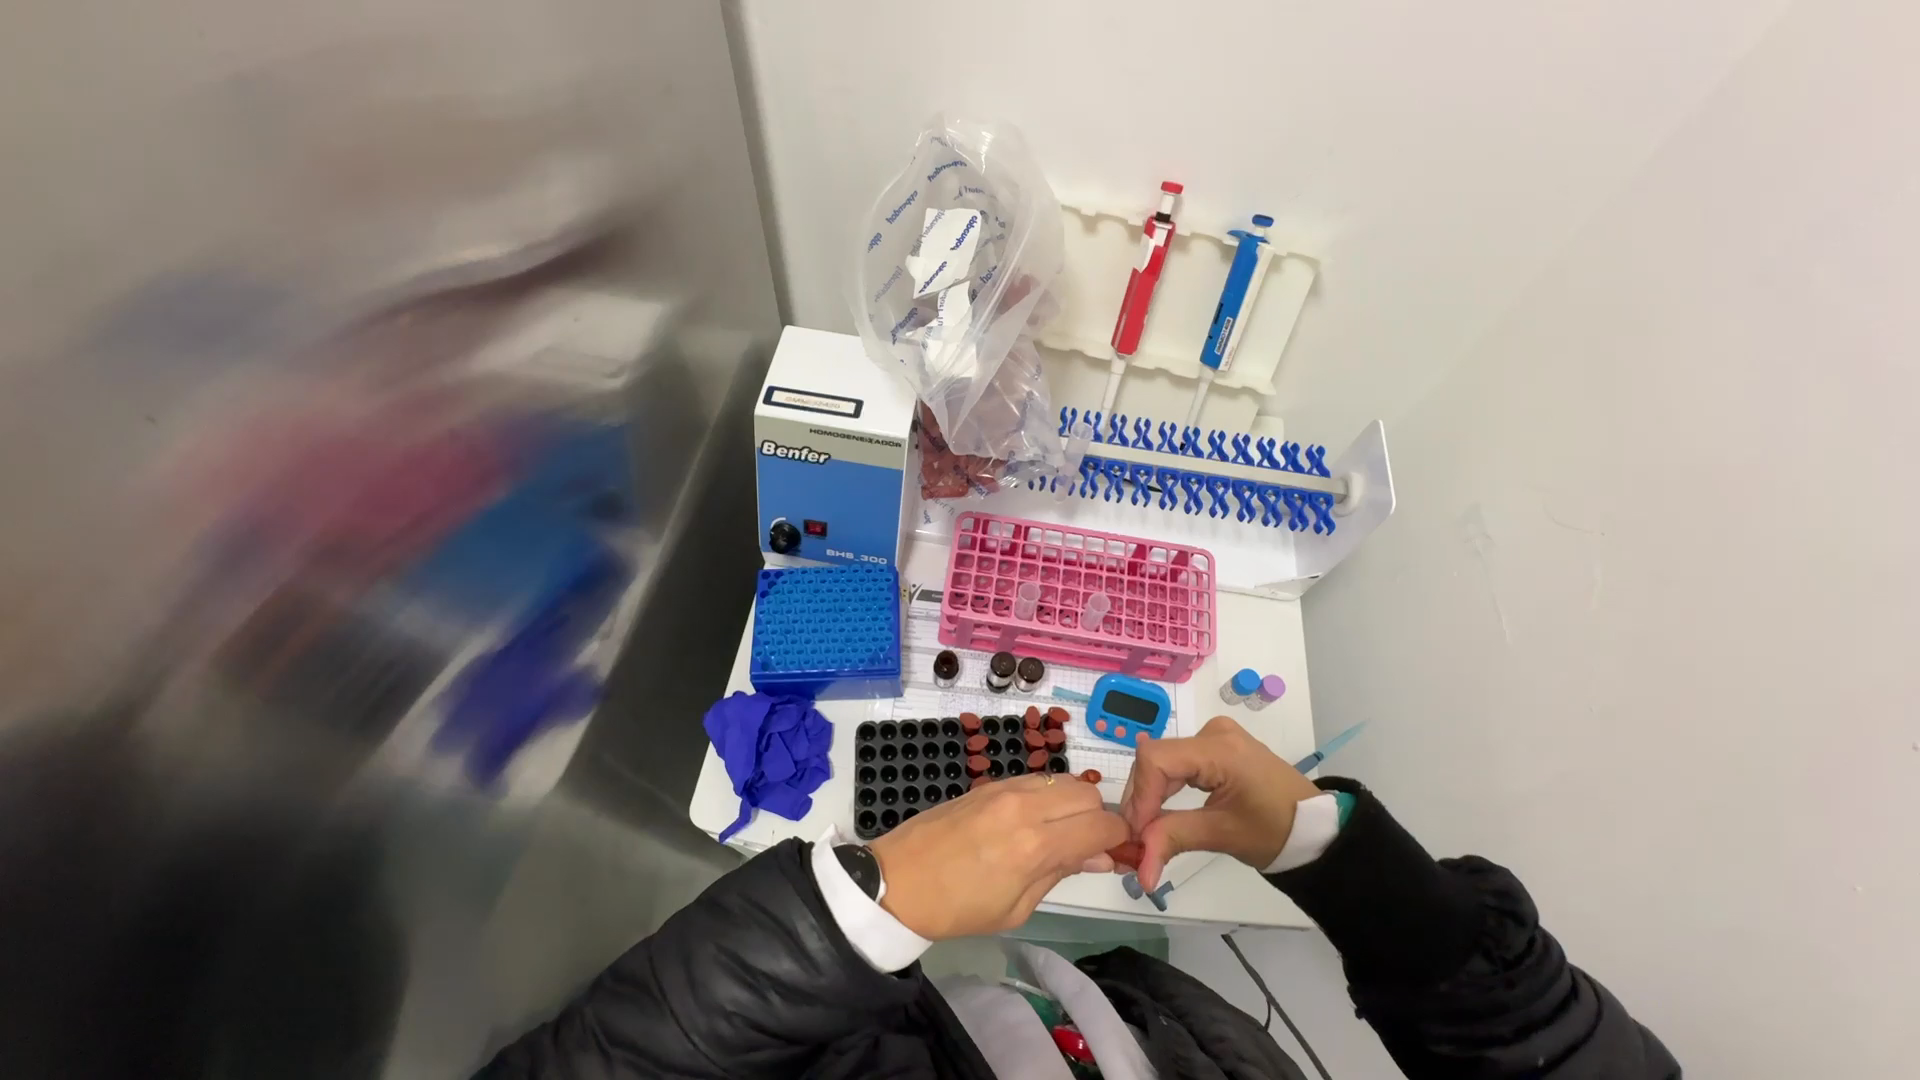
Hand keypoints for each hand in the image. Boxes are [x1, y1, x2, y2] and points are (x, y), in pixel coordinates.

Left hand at [869, 773, 1127, 939]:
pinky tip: (1035, 821)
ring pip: (1063, 779)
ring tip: (1061, 832)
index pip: (1101, 824)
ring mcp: (1004, 789)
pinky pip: (1036, 778)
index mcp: (1034, 846)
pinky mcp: (989, 783)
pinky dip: (1049, 794)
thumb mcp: (1017, 908)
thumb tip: (1101, 856)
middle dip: (1098, 817)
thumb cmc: (957, 908)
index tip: (1118, 853)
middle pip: (1088, 792)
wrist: (898, 881)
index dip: (1119, 838)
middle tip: (1089, 845)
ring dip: (1075, 802)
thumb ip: (1061, 872)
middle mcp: (1024, 807)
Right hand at [1119, 716, 1320, 889]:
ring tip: (1145, 831)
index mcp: (1220, 749)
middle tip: (1135, 840)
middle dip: (1142, 800)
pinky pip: (1177, 763)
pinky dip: (1164, 789)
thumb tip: (1138, 869)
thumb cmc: (1276, 830)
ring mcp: (1213, 736)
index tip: (1135, 834)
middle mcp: (1212, 733)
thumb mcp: (1223, 835)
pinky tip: (1160, 814)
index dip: (1140, 796)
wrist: (1314, 827)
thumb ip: (1173, 839)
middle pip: (1156, 759)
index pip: (1157, 759)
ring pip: (1162, 761)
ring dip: (1149, 796)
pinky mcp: (1214, 747)